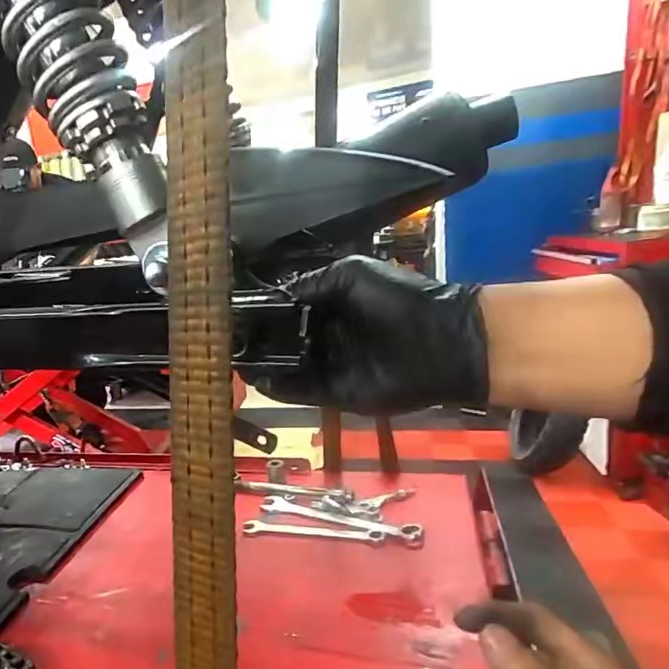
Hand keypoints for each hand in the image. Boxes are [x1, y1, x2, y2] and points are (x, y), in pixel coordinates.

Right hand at [250, 256, 487, 414]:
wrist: (441, 341)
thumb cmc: (399, 299)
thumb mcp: (352, 274)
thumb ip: (311, 284)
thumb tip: (277, 294)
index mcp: (331, 307)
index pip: (288, 312)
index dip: (264, 313)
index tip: (235, 313)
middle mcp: (327, 337)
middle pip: (284, 341)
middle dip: (258, 340)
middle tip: (227, 338)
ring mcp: (331, 367)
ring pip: (288, 368)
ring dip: (263, 365)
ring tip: (233, 358)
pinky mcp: (336, 393)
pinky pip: (301, 392)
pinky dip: (279, 388)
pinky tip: (256, 379)